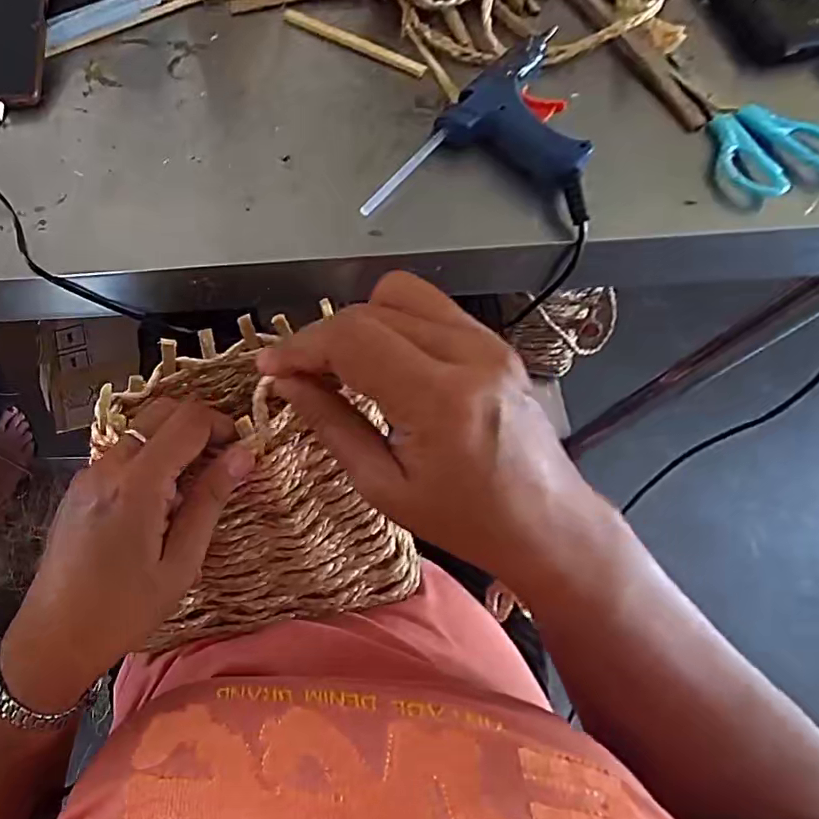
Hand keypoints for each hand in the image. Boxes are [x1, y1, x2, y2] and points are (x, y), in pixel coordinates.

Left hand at [0, 401, 251, 712]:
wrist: (53, 636)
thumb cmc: (123, 610)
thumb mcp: (180, 563)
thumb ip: (210, 501)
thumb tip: (243, 455)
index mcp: (136, 484)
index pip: (188, 421)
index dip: (222, 424)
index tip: (242, 449)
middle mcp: (107, 466)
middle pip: (162, 411)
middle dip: (199, 425)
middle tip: (223, 462)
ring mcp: (88, 474)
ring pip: (141, 430)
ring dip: (173, 442)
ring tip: (191, 492)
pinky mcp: (79, 487)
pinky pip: (122, 454)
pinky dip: (150, 459)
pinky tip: (159, 503)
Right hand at [256, 271, 616, 583]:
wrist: (548, 523)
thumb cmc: (467, 521)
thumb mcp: (384, 487)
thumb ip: (332, 425)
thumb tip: (288, 385)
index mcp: (440, 400)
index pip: (352, 340)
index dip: (300, 347)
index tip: (270, 367)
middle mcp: (469, 356)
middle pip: (370, 311)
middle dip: (321, 337)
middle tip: (297, 374)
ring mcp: (488, 343)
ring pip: (399, 295)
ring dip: (356, 324)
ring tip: (339, 366)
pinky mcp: (494, 342)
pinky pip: (428, 308)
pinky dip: (391, 323)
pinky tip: (380, 361)